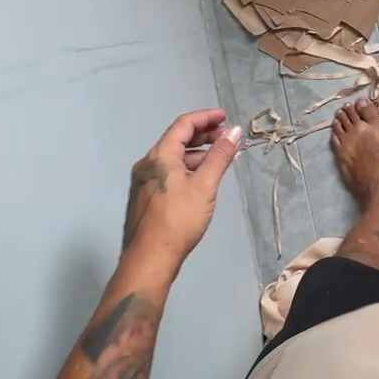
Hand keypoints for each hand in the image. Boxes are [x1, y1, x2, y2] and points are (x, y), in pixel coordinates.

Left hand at [120, 109, 242, 275]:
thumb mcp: (205, 185)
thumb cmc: (178, 219)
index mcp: (159, 155)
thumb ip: (220, 156)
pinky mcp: (145, 197)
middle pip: (177, 138)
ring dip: (197, 153)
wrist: (148, 261)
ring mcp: (144, 181)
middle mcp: (148, 163)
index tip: (225, 117)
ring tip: (218, 159)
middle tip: (226, 138)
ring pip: (173, 157)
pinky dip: (187, 168)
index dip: (206, 117)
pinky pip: (169, 172)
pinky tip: (201, 180)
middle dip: (203, 135)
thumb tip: (234, 131)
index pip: (184, 124)